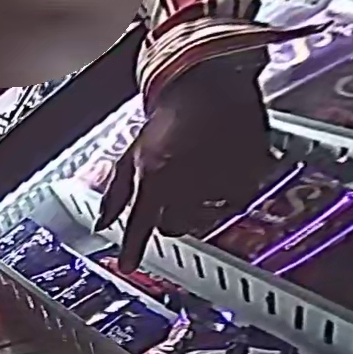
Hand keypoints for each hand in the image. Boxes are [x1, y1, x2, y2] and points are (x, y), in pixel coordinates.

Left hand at [97, 55, 277, 269]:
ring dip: (197, 210)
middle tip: (169, 203)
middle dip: (169, 222)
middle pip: (176, 227)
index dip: (133, 249)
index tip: (128, 266)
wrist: (209, 86)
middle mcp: (188, 179)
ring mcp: (222, 175)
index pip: (141, 223)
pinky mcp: (251, 169)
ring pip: (206, 217)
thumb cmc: (165, 123)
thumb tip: (101, 226)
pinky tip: (217, 177)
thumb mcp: (129, 158)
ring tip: (194, 183)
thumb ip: (115, 196)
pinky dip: (224, 196)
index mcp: (155, 177)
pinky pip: (235, 200)